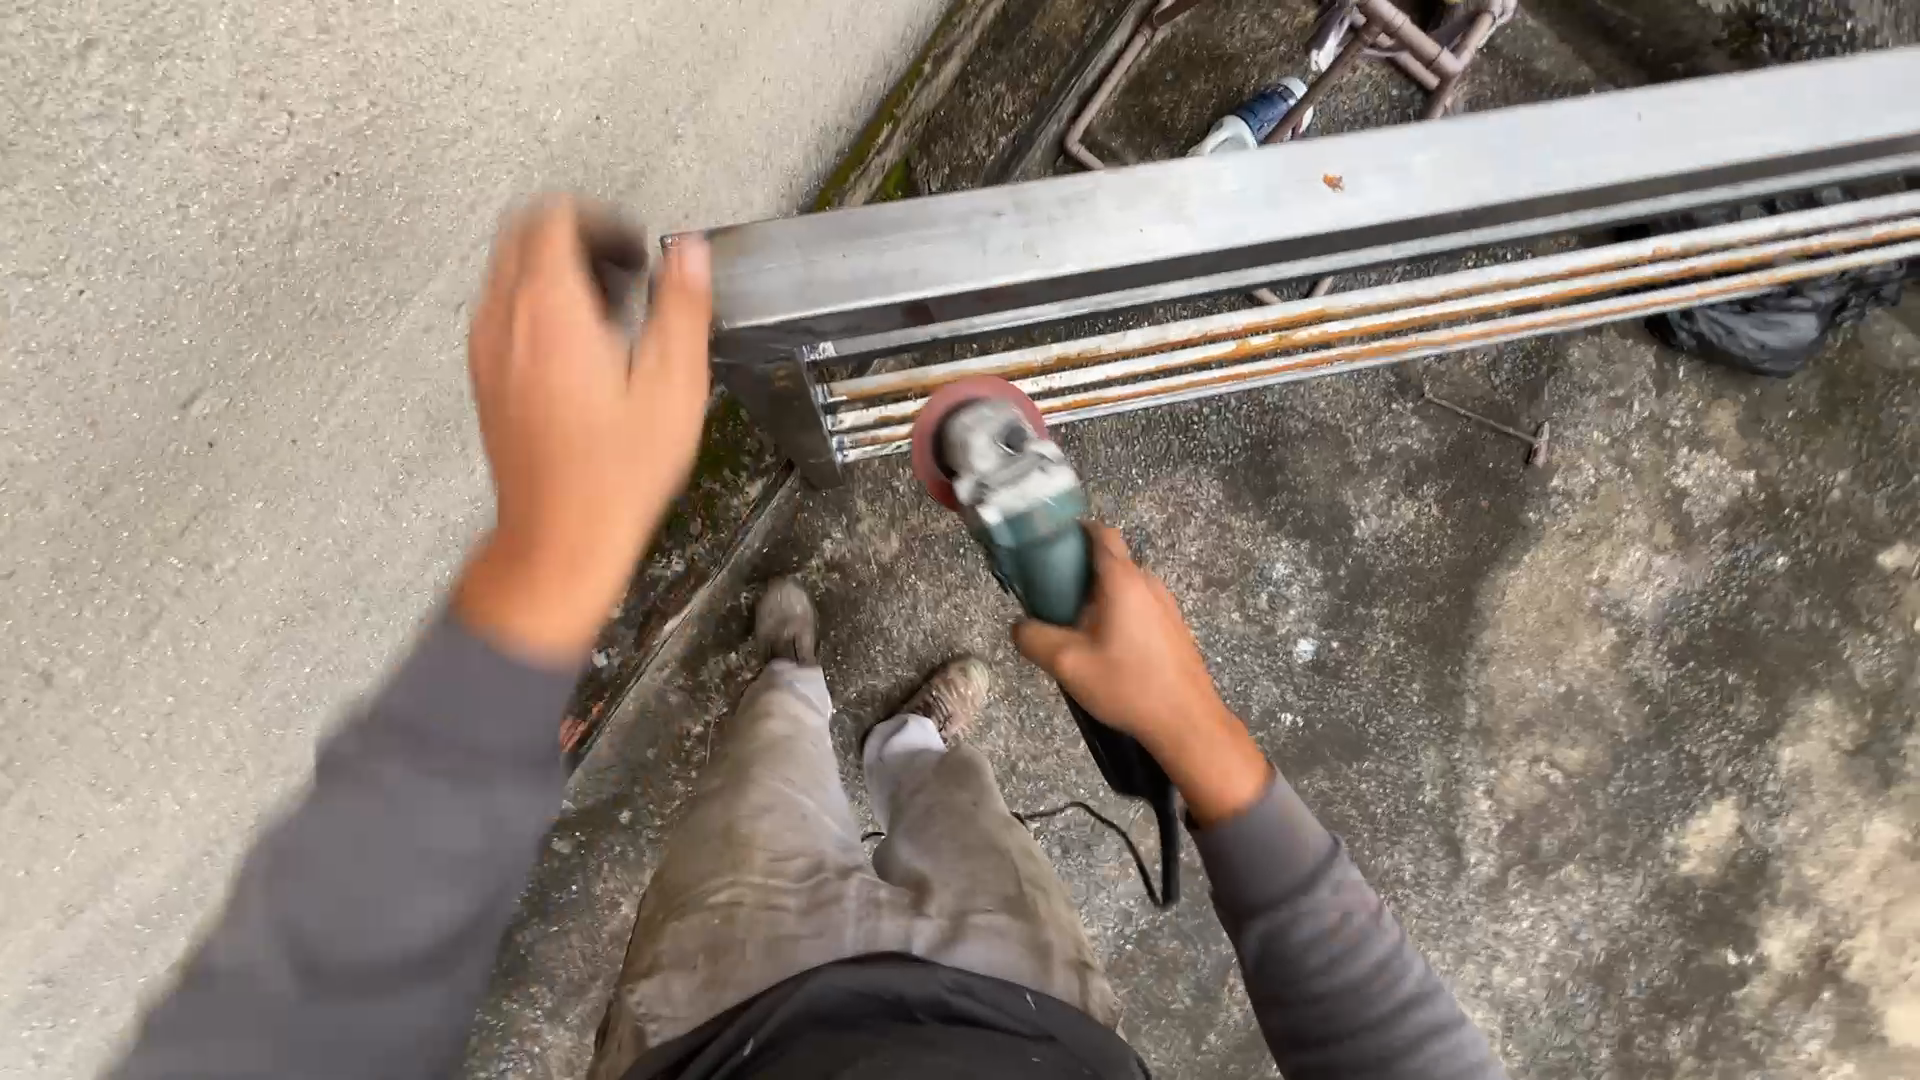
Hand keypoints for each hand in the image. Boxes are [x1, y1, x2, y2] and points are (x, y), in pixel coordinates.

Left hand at [453, 197, 712, 663]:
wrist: (561, 534)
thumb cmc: (617, 473)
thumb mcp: (675, 388)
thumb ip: (683, 309)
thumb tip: (691, 253)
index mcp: (551, 312)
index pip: (552, 217)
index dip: (600, 219)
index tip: (635, 248)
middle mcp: (505, 321)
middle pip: (523, 234)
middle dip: (577, 237)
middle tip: (627, 271)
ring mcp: (487, 350)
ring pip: (509, 271)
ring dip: (558, 271)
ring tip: (613, 313)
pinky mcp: (487, 377)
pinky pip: (504, 310)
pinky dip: (541, 305)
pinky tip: (586, 352)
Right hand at [1013, 524, 1271, 823]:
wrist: (1187, 722)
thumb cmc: (1127, 685)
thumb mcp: (1066, 664)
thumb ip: (1033, 638)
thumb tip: (1019, 626)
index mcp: (1122, 580)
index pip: (1101, 533)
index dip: (1075, 531)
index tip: (1051, 547)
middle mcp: (1148, 583)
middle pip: (1110, 562)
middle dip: (1080, 574)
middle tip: (1054, 602)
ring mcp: (1166, 605)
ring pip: (1125, 587)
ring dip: (1100, 598)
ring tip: (1077, 632)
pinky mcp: (1174, 627)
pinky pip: (1139, 607)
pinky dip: (1118, 614)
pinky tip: (1107, 650)